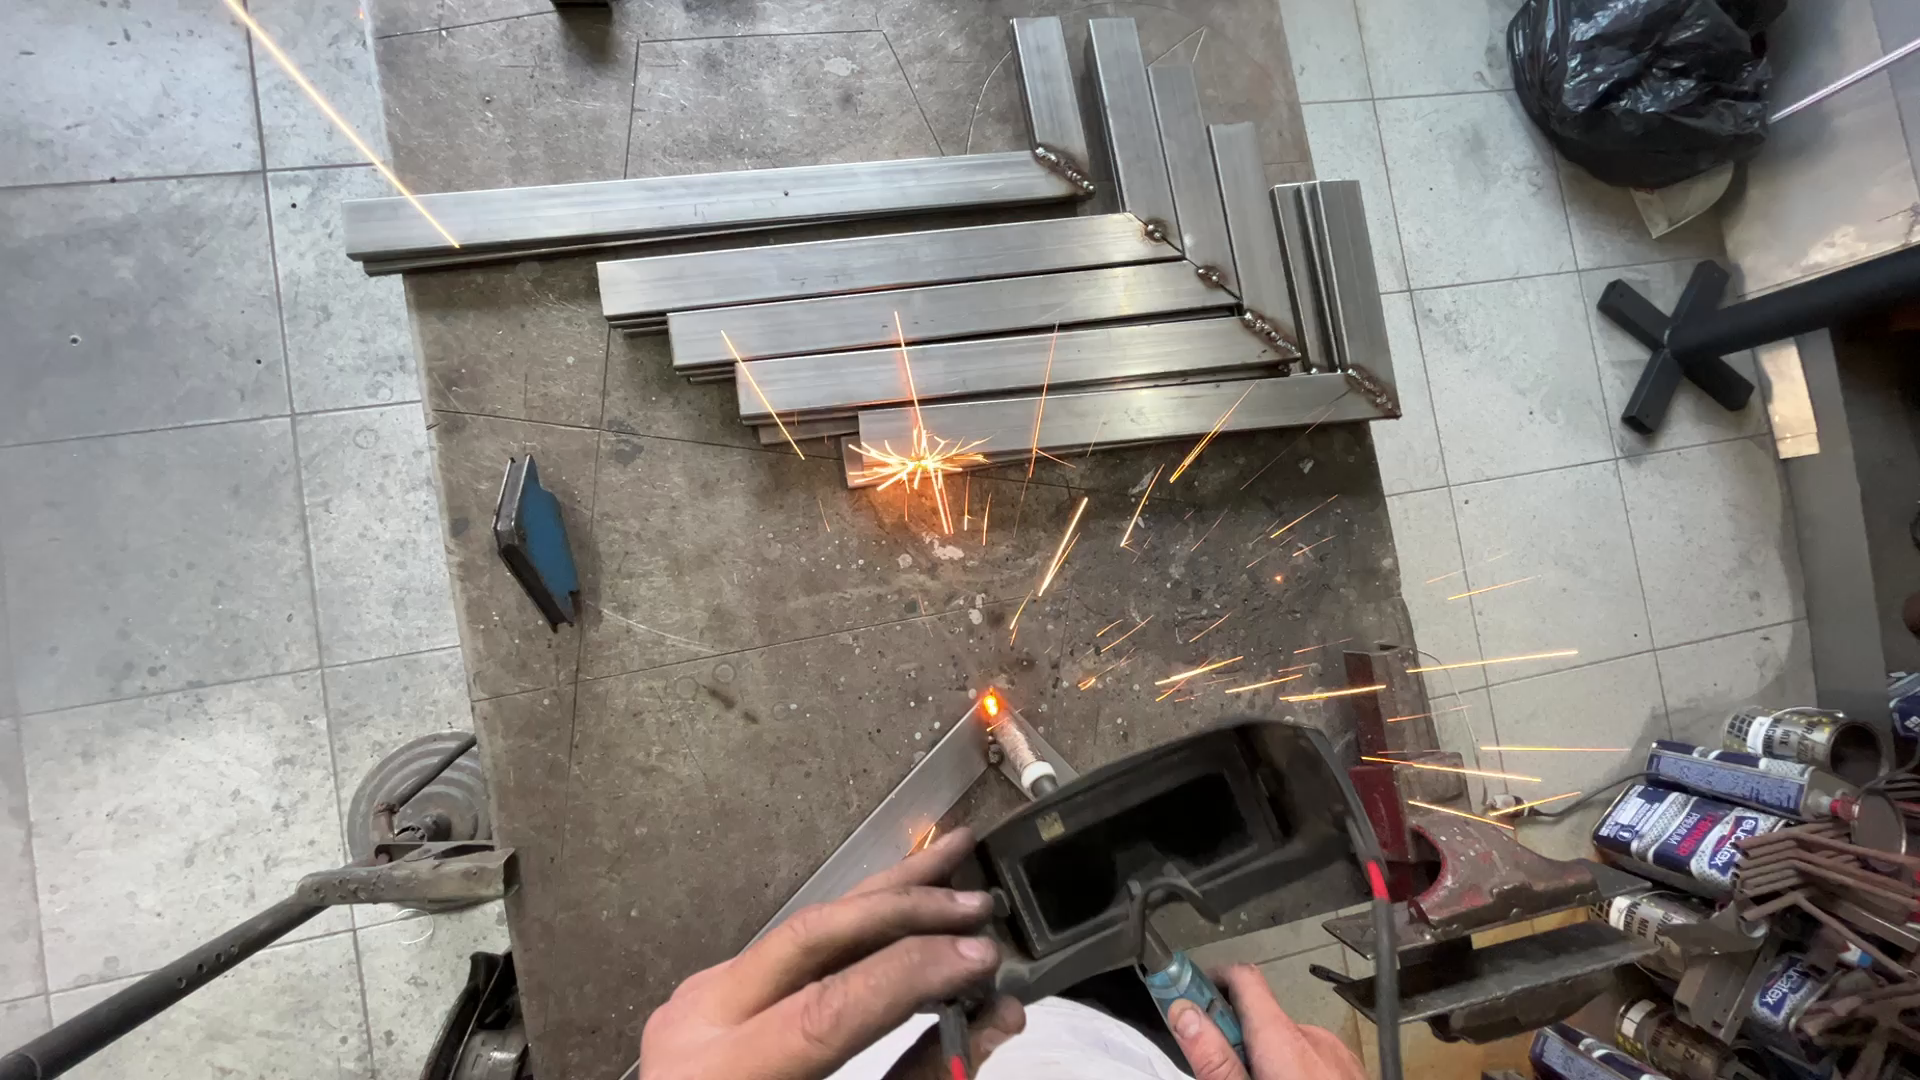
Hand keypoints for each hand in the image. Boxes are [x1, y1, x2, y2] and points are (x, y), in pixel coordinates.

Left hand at [638, 827, 1025, 1079]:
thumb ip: (917, 1079)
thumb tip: (998, 1015)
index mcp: (724, 1072)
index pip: (828, 1006)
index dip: (910, 973)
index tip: (982, 954)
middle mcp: (704, 1015)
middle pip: (815, 933)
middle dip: (905, 909)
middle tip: (979, 904)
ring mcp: (706, 989)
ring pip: (811, 918)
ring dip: (890, 889)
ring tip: (954, 852)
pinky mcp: (721, 980)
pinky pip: (801, 935)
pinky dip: (859, 913)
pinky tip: (901, 889)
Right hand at [1167, 965, 1365, 1079]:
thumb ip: (1214, 1060)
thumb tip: (1182, 1011)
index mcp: (1284, 1038)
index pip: (1243, 976)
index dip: (1210, 981)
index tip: (1188, 1003)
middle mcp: (1315, 1038)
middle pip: (1261, 1017)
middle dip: (1236, 1040)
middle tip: (1223, 1078)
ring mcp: (1342, 1061)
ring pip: (1288, 1045)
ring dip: (1267, 1062)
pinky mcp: (1356, 1078)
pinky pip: (1316, 1066)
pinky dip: (1296, 1077)